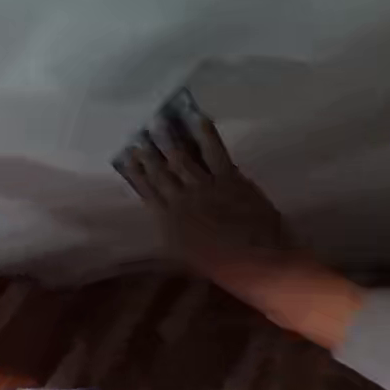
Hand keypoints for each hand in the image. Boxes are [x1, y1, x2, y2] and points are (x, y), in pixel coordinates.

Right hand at [113, 91, 299, 285]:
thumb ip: (174, 232)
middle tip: (138, 134)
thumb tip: (166, 216)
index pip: (146, 192)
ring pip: (181, 159)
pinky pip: (214, 152)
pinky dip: (206, 135)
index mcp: (168, 223)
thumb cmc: (224, 268)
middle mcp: (180, 201)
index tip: (128, 157)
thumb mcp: (187, 255)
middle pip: (160, 172)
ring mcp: (204, 187)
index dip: (136, 173)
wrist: (261, 265)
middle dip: (148, 153)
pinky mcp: (229, 179)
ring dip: (169, 139)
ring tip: (158, 123)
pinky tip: (199, 120)